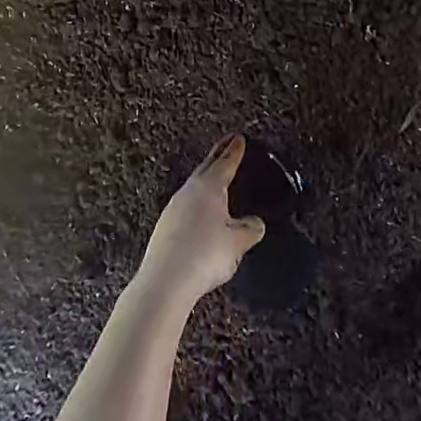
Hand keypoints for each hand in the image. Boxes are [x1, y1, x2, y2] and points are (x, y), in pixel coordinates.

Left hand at [134, 134, 266, 306]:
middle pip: (206, 168)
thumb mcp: (239, 242)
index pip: (225, 162)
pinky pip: (185, 207)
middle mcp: (188, 193)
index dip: (234, 150)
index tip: (238, 139)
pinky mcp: (165, 227)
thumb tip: (255, 223)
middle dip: (218, 155)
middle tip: (226, 144)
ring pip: (194, 187)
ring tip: (216, 179)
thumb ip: (251, 228)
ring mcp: (173, 209)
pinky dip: (196, 204)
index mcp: (209, 187)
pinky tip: (201, 215)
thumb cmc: (202, 256)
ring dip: (206, 180)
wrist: (166, 281)